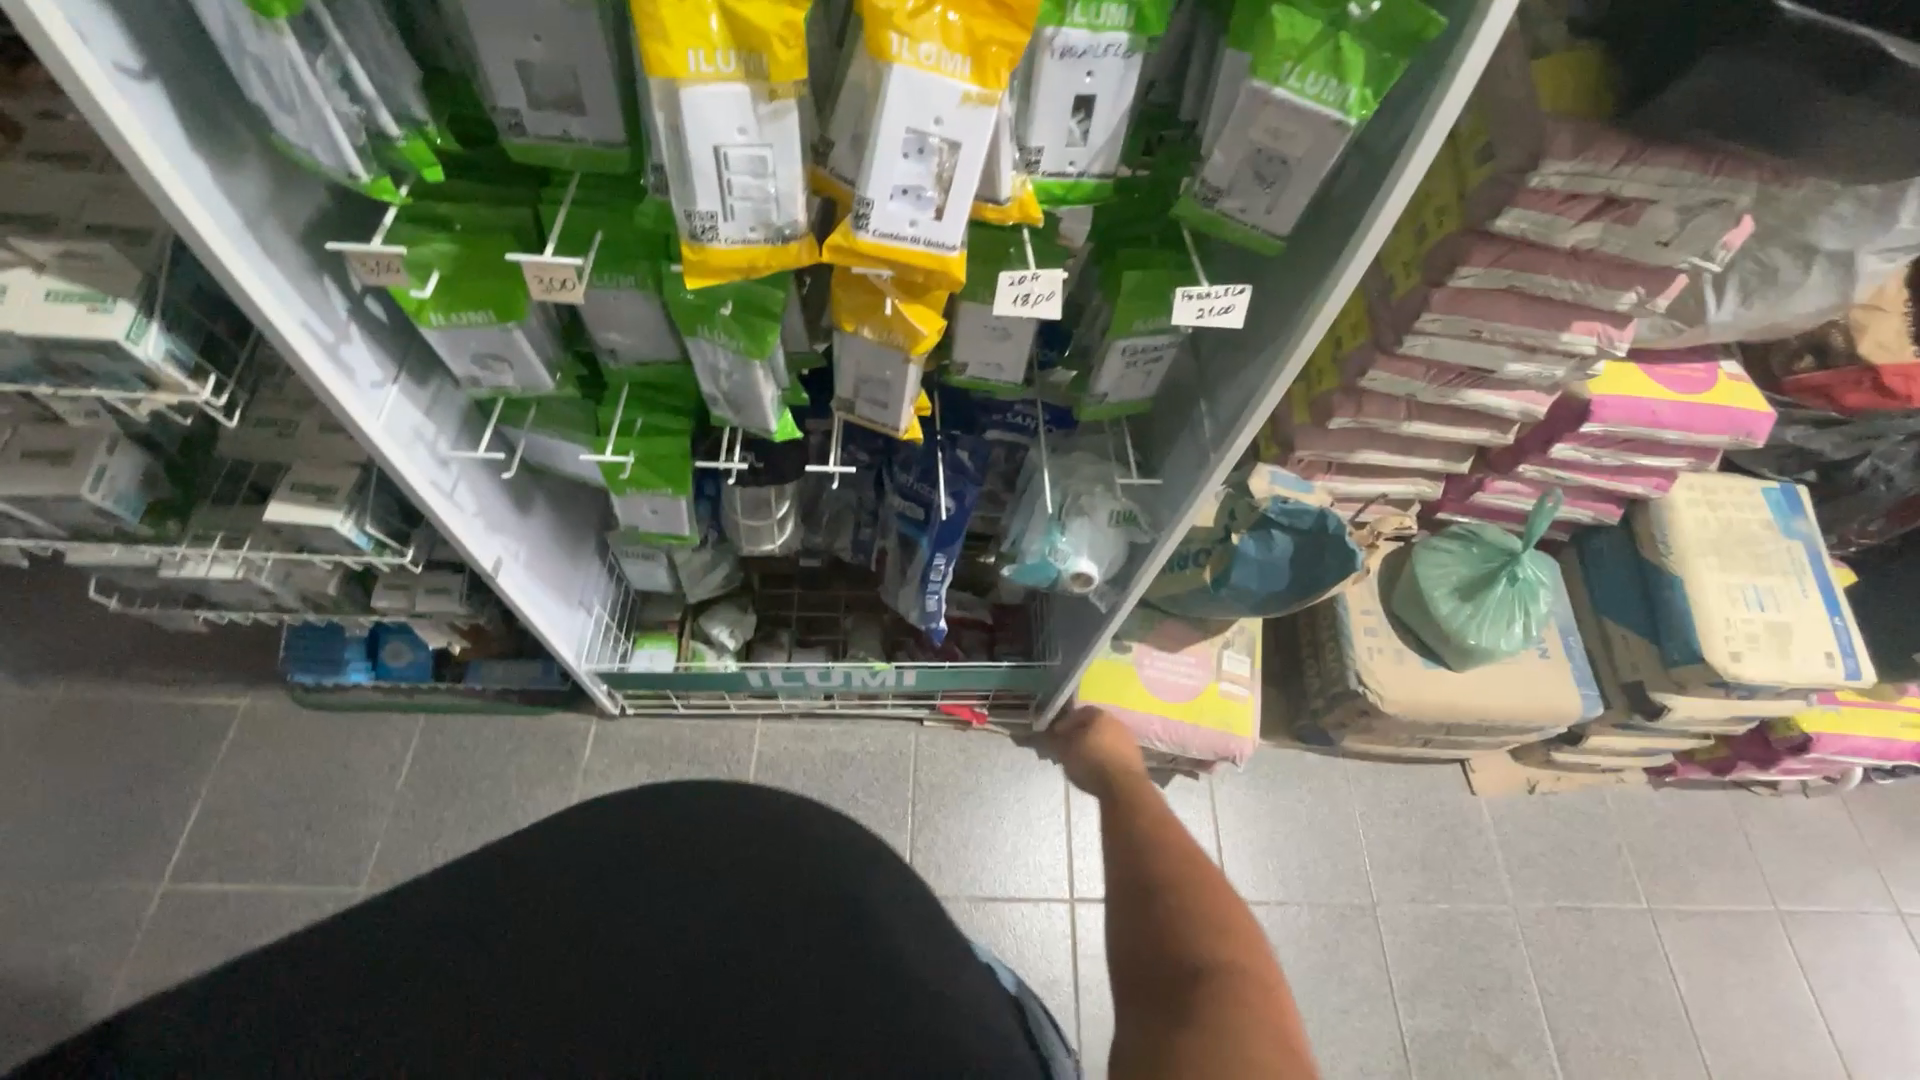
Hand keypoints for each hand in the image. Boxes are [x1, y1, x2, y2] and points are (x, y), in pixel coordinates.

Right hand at [1052, 706, 1147, 800]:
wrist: (1124, 787)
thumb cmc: (1091, 762)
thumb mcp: (1065, 752)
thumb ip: (1056, 741)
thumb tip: (1051, 736)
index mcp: (1099, 715)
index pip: (1079, 712)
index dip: (1066, 723)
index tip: (1056, 735)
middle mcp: (1116, 722)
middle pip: (1094, 725)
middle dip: (1080, 735)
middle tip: (1068, 747)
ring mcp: (1129, 740)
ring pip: (1106, 740)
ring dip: (1094, 748)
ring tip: (1082, 762)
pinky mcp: (1136, 758)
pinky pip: (1114, 754)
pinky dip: (1105, 759)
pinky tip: (1097, 771)